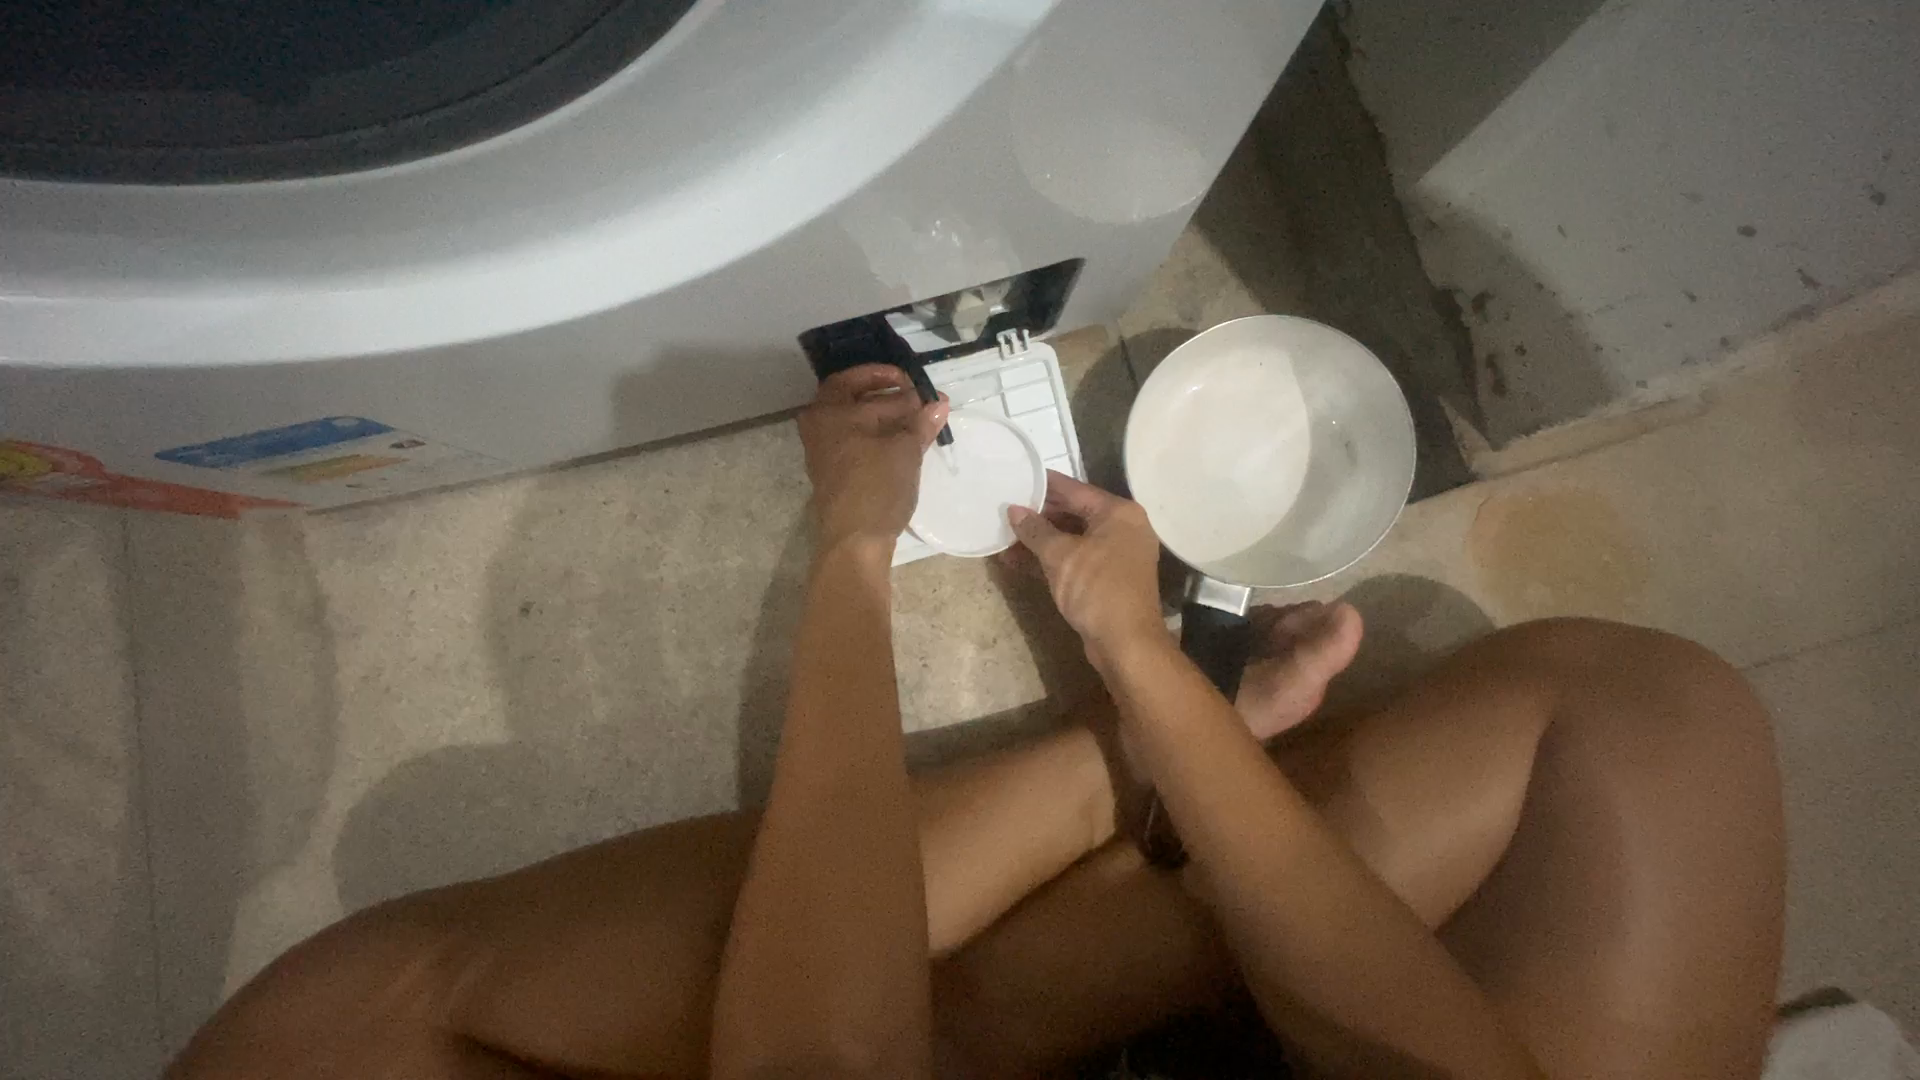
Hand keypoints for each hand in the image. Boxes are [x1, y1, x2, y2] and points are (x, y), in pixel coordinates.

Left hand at [799, 365, 949, 548]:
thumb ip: (921, 423)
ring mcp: (822, 452)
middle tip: (913, 398)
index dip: (895, 381)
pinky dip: (874, 436)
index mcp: (830, 411)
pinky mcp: (832, 474)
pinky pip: (852, 442)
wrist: (854, 541)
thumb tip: (939, 403)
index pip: (862, 382)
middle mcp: (819, 427)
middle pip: (851, 398)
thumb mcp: (905, 451)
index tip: (918, 387)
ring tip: (911, 421)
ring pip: (852, 422)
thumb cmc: (876, 487)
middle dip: (883, 394)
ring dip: (880, 416)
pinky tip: (898, 443)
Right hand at [1006, 472, 1166, 661]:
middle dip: (1039, 515)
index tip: (1017, 477)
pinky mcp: (1107, 578)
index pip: (1075, 489)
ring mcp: (1116, 555)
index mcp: (1118, 513)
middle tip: (1005, 510)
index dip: (1044, 485)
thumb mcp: (1060, 556)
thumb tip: (1013, 510)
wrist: (1126, 643)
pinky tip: (1017, 560)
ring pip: (1072, 538)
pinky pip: (1075, 559)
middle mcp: (1122, 528)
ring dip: (1040, 540)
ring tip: (1004, 537)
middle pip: (1074, 512)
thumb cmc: (1096, 589)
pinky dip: (1050, 560)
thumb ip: (1035, 530)